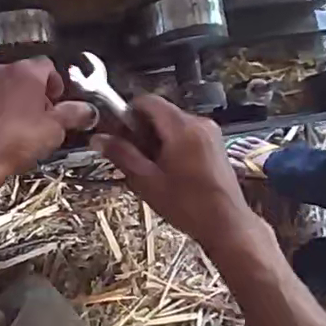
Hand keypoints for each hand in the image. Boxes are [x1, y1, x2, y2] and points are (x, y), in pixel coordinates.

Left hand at [0, 58, 97, 189]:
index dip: (56, 84)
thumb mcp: (54, 129)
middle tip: (42, 117)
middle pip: (24, 75)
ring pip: (4, 86)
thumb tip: (86, 110)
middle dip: (36, 93)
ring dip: (14, 100)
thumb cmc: (16, 140)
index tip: (57, 102)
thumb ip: (73, 114)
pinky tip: (0, 129)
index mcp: (25, 72)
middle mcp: (0, 71)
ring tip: (21, 126)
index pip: (48, 66)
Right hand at [90, 94, 264, 250]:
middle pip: (159, 112)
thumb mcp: (146, 179)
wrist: (226, 225)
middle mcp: (200, 124)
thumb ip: (121, 154)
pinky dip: (169, 143)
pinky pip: (184, 133)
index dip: (127, 114)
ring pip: (170, 123)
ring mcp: (210, 133)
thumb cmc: (188, 205)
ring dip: (153, 138)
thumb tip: (98, 138)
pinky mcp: (213, 144)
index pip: (147, 101)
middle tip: (130, 153)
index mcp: (183, 128)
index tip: (117, 132)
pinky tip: (164, 167)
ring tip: (148, 164)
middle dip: (140, 129)